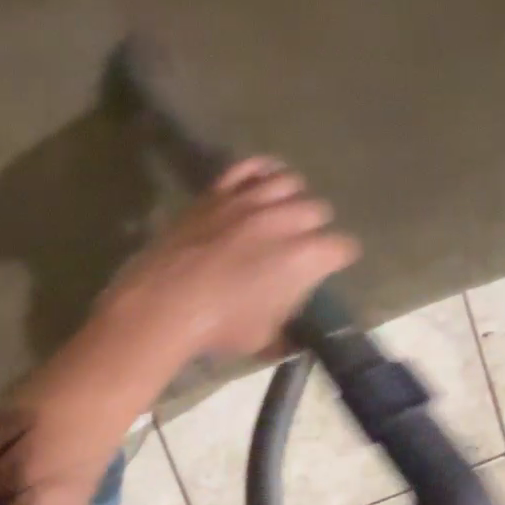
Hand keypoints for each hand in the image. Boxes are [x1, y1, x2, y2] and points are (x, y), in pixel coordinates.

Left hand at [99, 157, 358, 359]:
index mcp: (305, 257)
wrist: (162, 303)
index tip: (330, 265)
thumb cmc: (217, 327)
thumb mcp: (264, 337)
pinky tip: (260, 179)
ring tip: (282, 210)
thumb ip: (284, 322)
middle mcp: (283, 220)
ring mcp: (247, 201)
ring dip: (291, 196)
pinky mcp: (215, 193)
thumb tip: (287, 329)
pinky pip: (246, 167)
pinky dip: (259, 170)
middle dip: (315, 226)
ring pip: (288, 181)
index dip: (337, 258)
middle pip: (317, 209)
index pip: (342, 247)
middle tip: (301, 241)